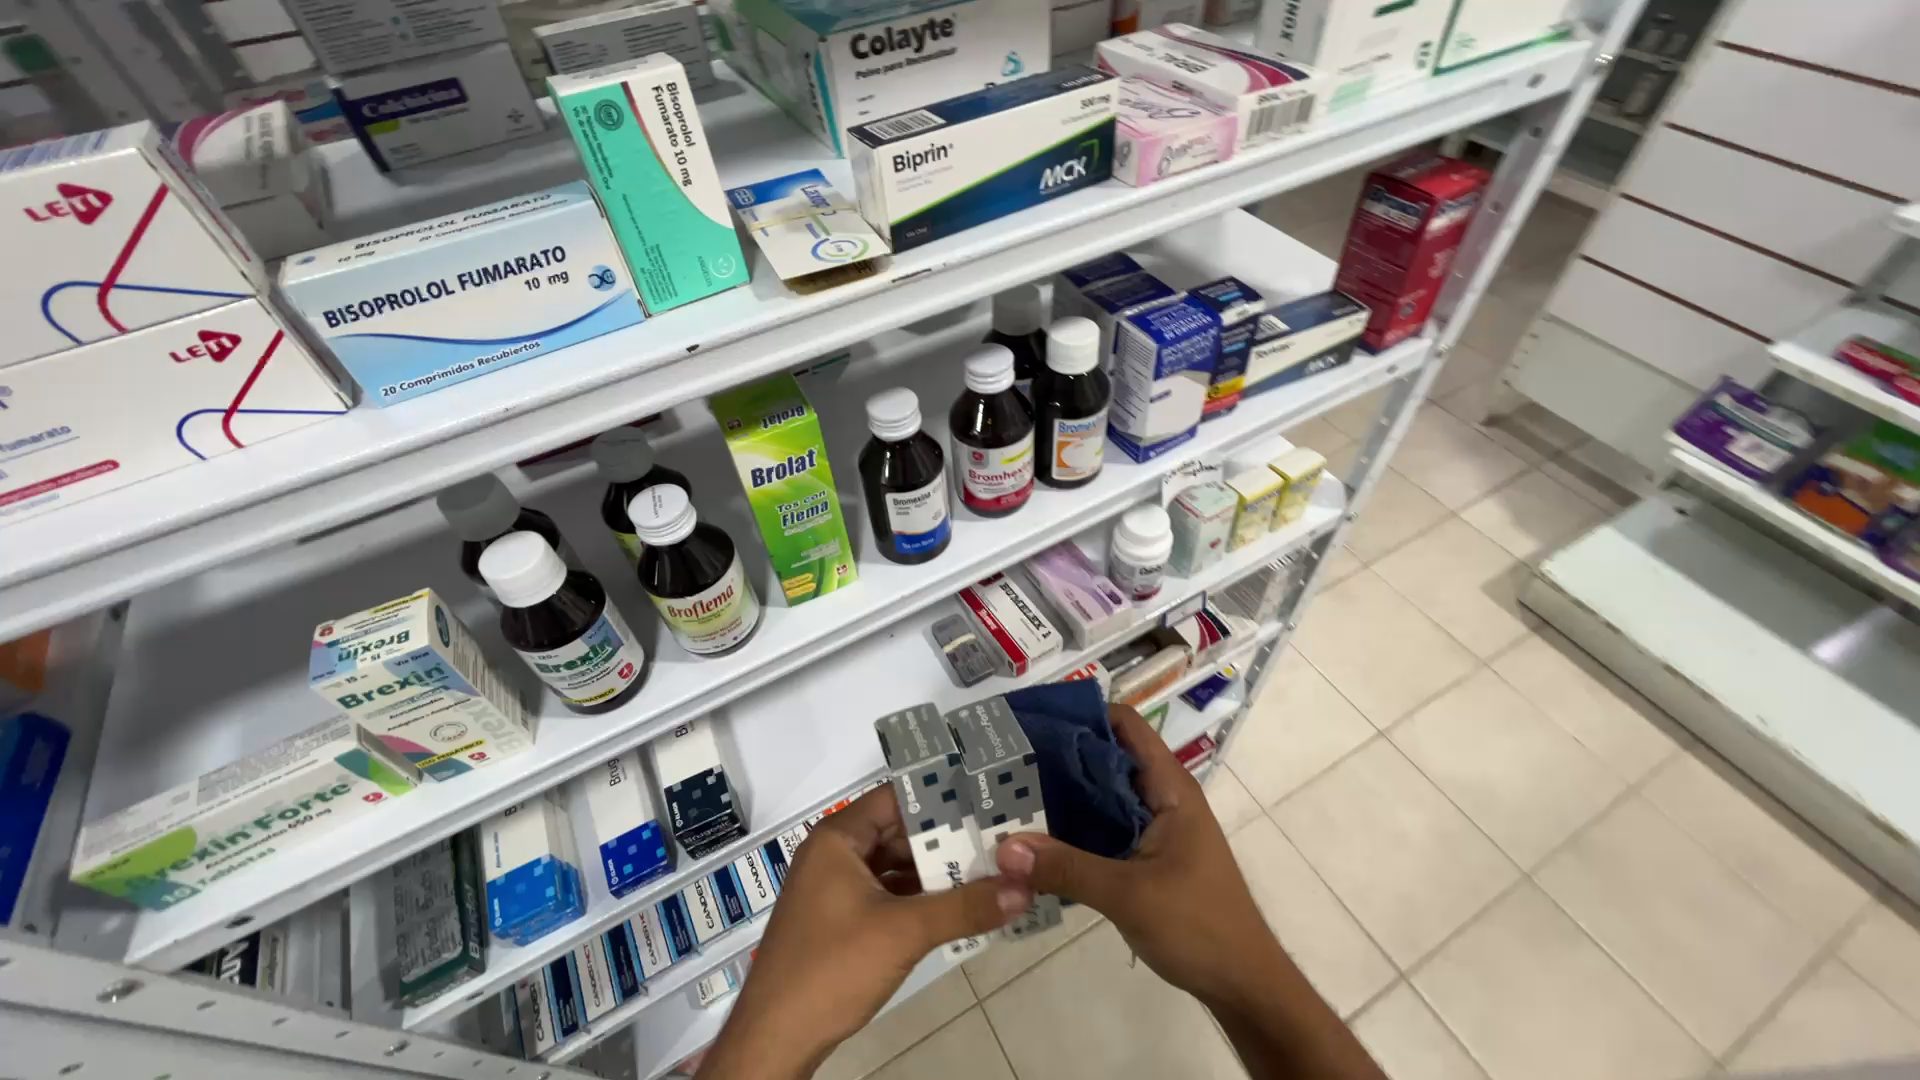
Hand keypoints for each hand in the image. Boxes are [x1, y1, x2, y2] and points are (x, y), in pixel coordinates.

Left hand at [698, 785, 1031, 1079]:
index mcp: (838, 838)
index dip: (940, 797)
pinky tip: (956, 905)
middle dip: (945, 838)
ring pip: (893, 865)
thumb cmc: (833, 967)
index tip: (986, 799)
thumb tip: (1022, 888)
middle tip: (998, 837)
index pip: (896, 798)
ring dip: (934, 871)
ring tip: (988, 868)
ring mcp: (834, 888)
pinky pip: (885, 894)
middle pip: (897, 831)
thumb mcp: (905, 932)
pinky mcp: (839, 919)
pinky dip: (917, 897)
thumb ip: (964, 907)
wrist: (773, 1039)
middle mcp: (834, 854)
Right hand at [993, 705, 1283, 1013]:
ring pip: (1102, 795)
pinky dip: (1072, 826)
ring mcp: (1155, 827)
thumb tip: (1002, 848)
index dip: (1082, 713)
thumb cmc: (1199, 927)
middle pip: (1107, 756)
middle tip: (1006, 759)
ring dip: (1062, 793)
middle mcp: (1161, 797)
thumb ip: (1066, 868)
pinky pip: (1103, 827)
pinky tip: (1035, 838)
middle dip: (1060, 754)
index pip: (1125, 724)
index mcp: (1169, 787)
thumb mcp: (1128, 895)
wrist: (1244, 985)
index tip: (1033, 719)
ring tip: (1010, 793)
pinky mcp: (1146, 856)